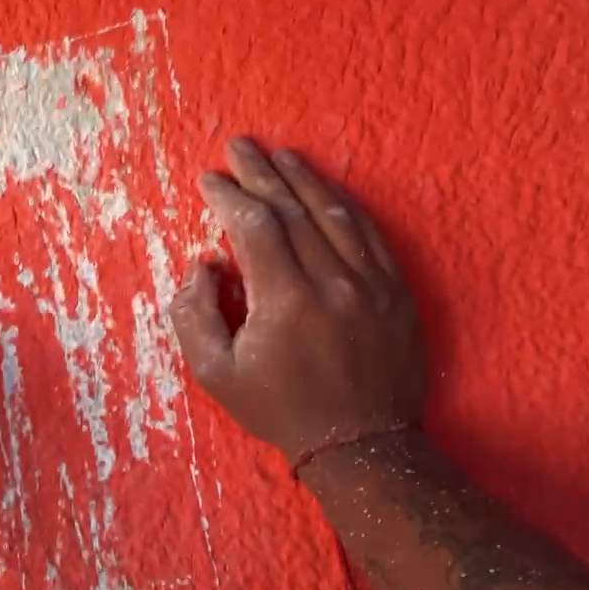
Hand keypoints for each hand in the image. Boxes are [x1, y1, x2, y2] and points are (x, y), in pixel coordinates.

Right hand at [171, 138, 426, 461]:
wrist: (361, 443)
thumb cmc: (277, 407)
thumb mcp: (213, 372)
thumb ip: (193, 313)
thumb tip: (203, 264)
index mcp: (285, 300)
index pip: (254, 226)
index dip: (228, 196)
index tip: (207, 179)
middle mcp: (332, 281)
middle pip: (294, 209)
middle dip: (260, 173)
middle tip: (238, 146)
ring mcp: (371, 283)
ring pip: (335, 213)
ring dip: (304, 179)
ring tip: (280, 154)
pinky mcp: (395, 291)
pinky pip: (369, 233)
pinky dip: (343, 204)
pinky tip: (326, 189)